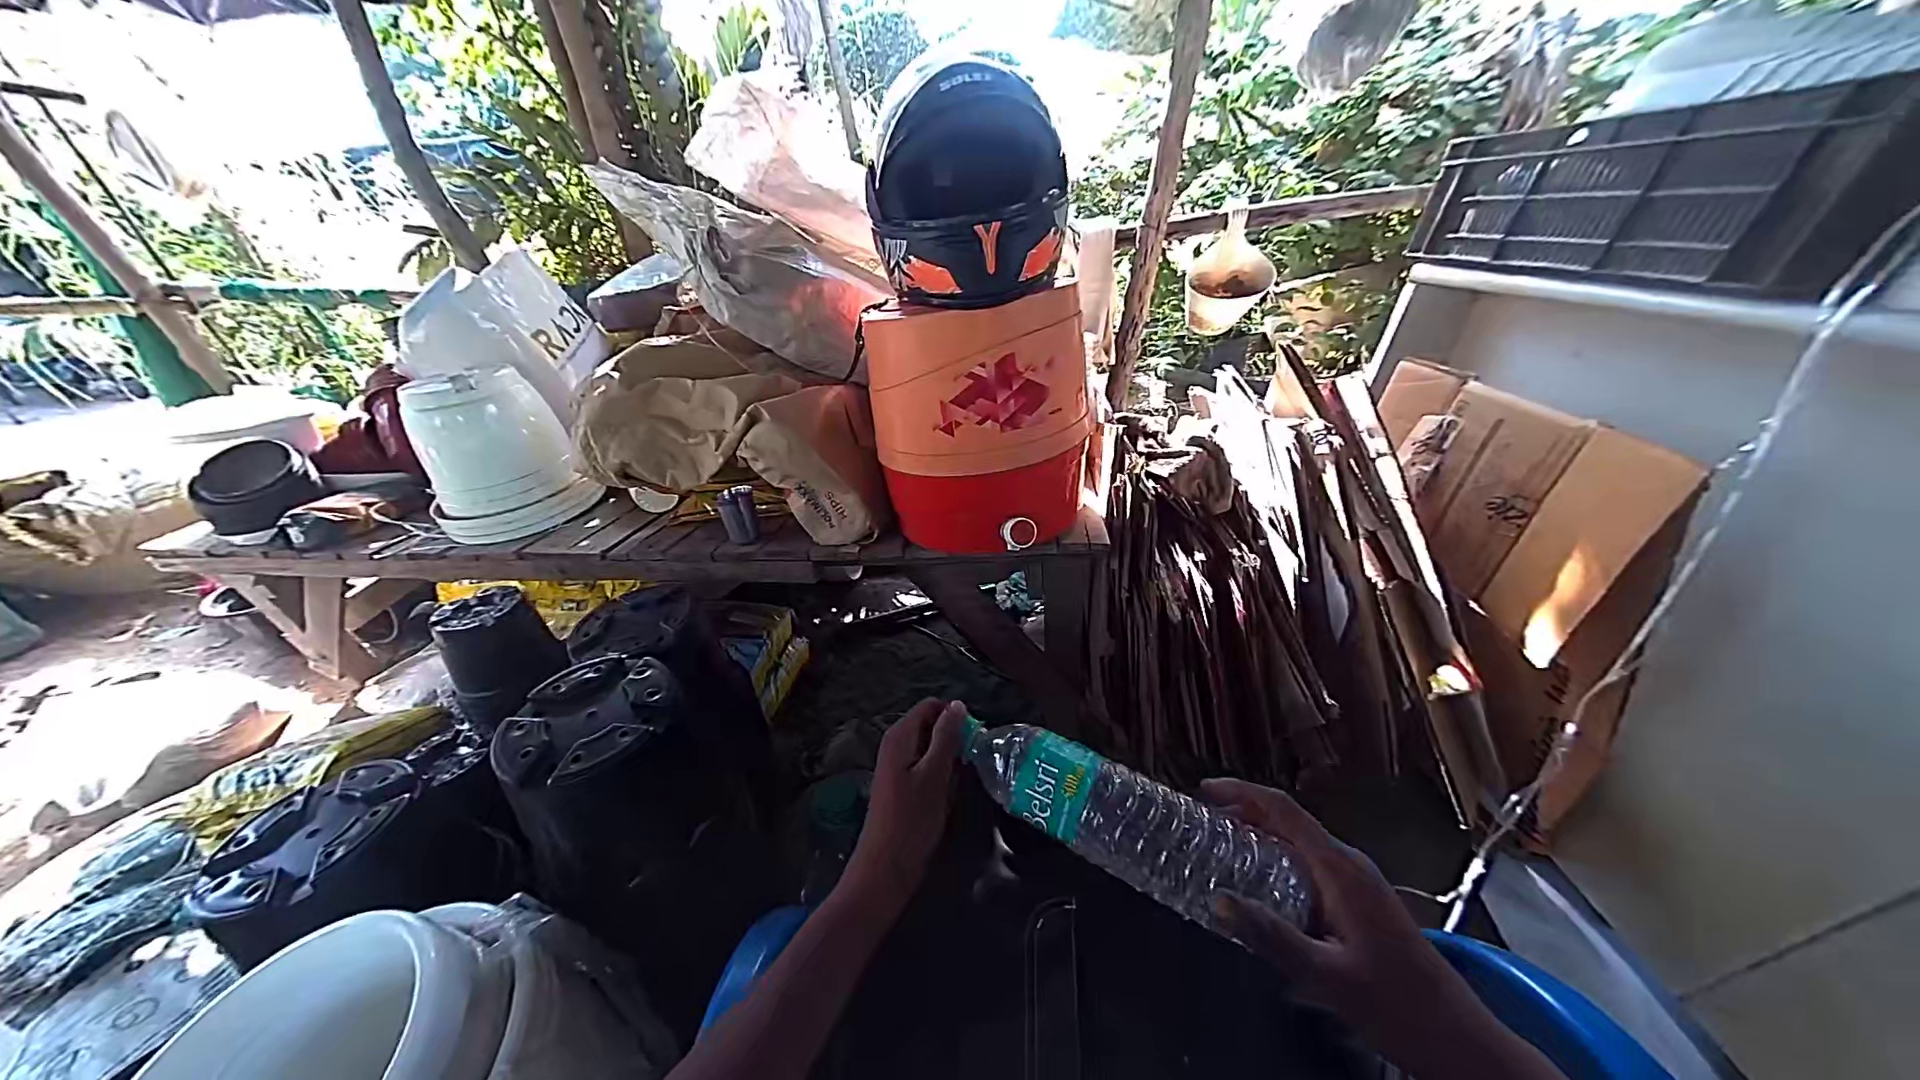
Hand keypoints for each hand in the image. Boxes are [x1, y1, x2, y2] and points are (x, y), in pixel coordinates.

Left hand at [841, 699, 967, 914]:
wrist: (886, 868)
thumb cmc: (911, 820)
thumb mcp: (935, 775)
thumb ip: (946, 737)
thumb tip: (957, 705)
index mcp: (899, 736)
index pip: (931, 707)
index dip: (954, 716)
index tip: (973, 738)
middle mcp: (896, 746)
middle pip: (932, 727)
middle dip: (954, 740)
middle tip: (969, 763)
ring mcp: (898, 767)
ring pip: (933, 750)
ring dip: (950, 762)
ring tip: (958, 783)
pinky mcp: (904, 787)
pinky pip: (928, 769)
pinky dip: (942, 777)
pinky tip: (949, 796)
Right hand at [1200, 779, 1563, 1079]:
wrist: (1461, 1045)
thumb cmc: (1401, 1008)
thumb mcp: (1328, 976)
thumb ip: (1272, 937)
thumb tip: (1219, 902)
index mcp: (1341, 869)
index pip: (1284, 809)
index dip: (1241, 792)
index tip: (1203, 791)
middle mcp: (1348, 865)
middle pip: (1286, 820)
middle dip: (1240, 812)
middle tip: (1200, 824)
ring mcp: (1355, 881)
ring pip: (1295, 842)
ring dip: (1255, 836)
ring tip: (1217, 849)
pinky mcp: (1357, 901)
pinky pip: (1305, 864)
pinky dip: (1272, 858)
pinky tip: (1255, 884)